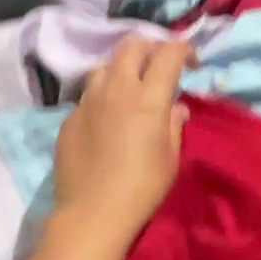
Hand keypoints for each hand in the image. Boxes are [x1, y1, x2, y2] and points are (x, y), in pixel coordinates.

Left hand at [51, 38, 192, 246]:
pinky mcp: (69, 117)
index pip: (168, 53)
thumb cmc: (142, 188)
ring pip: (105, 66)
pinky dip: (103, 96)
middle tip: (160, 65)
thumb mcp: (170, 158)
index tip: (191, 61)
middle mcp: (116, 89)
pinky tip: (107, 117)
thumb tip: (175, 107)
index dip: (183, 49)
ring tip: (130, 86)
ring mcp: (87, 101)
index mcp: (148, 97)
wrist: (92, 213)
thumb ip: (174, 124)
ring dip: (122, 68)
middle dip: (150, 47)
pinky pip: (88, 95)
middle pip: (132, 46)